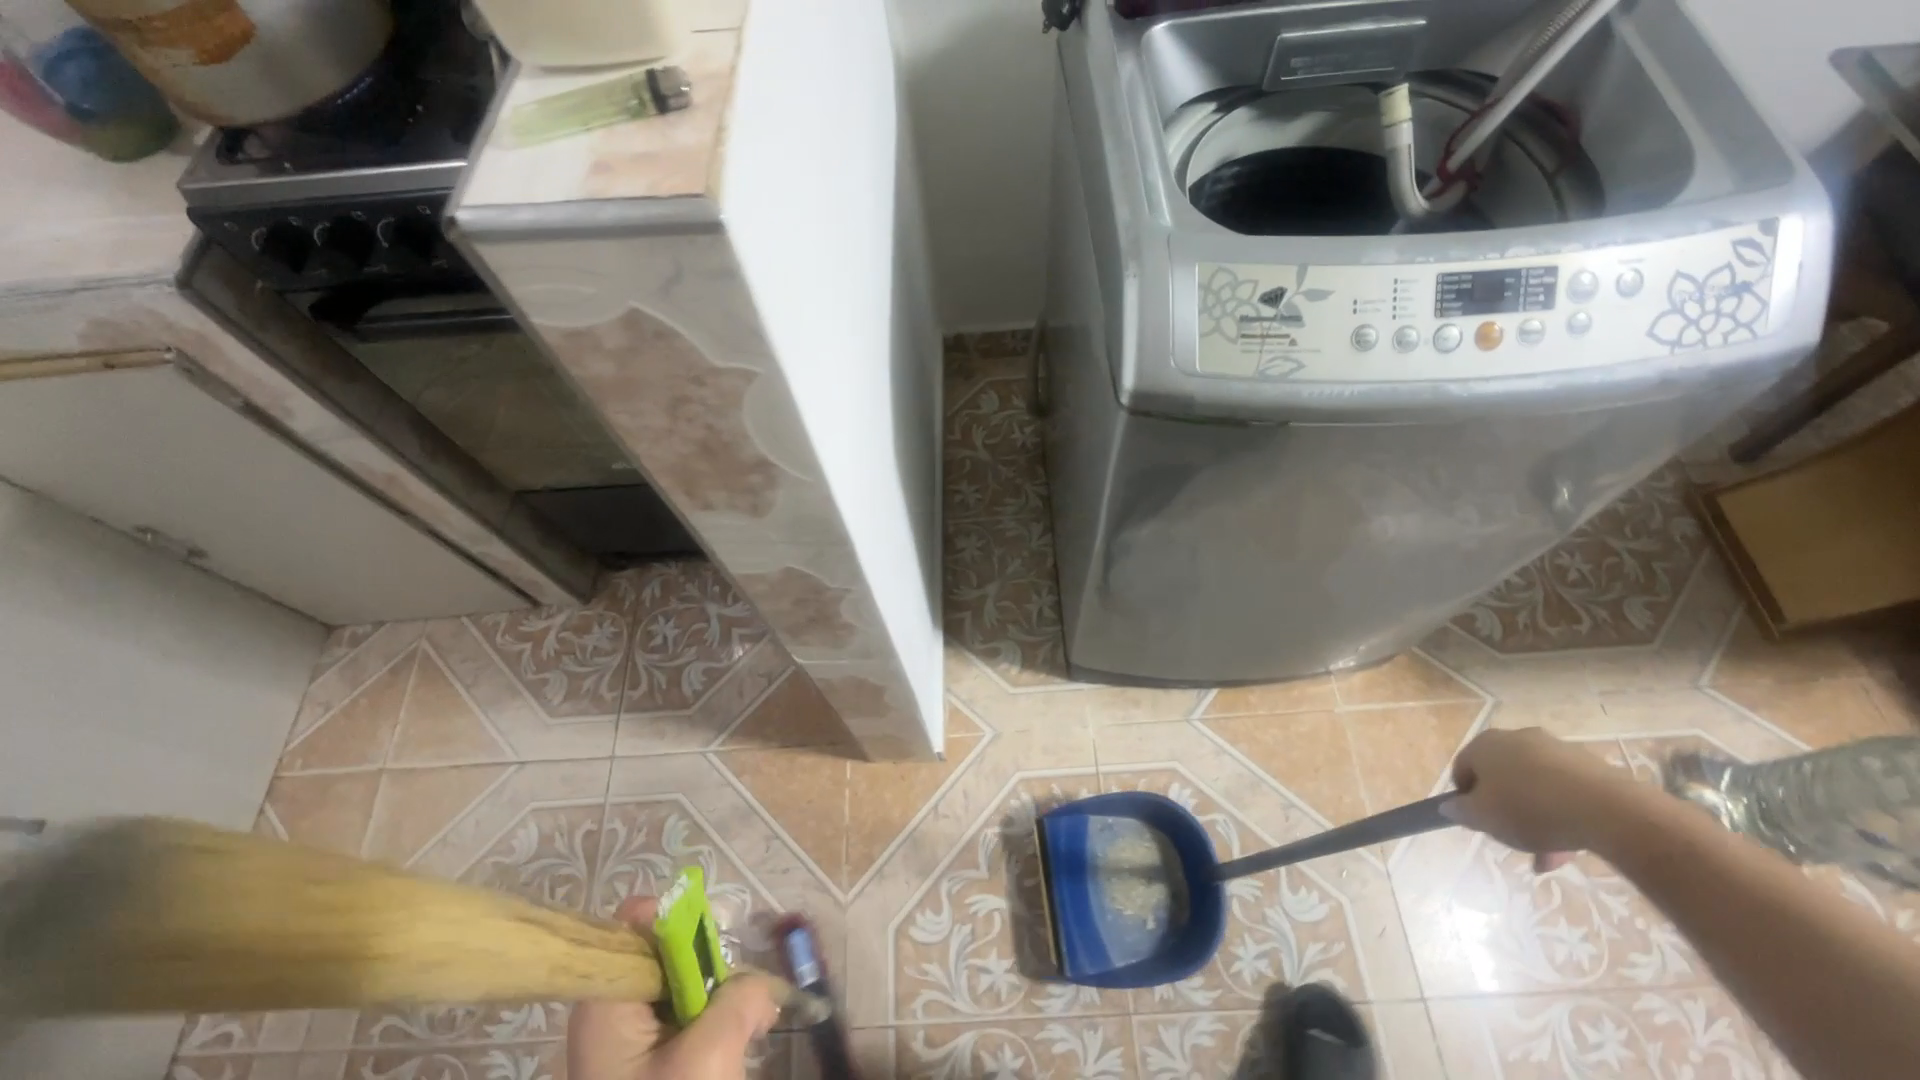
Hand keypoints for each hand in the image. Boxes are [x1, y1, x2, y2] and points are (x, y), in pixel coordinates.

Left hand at [568, 896, 781, 1079]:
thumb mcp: (710, 1058)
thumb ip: (741, 1001)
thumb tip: (762, 984)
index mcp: (606, 1001)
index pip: (633, 923)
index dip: (678, 920)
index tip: (719, 942)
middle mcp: (608, 1011)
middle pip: (662, 953)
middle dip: (709, 966)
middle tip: (742, 994)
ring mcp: (624, 1042)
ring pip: (678, 989)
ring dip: (719, 999)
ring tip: (748, 1025)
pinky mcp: (642, 1066)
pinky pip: (681, 1022)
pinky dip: (712, 1024)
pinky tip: (735, 1045)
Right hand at [1442, 727, 1647, 872]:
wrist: (1608, 810)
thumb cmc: (1529, 809)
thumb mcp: (1482, 818)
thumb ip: (1460, 811)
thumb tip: (1450, 806)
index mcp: (1485, 744)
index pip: (1462, 768)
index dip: (1464, 797)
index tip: (1477, 822)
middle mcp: (1518, 738)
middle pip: (1501, 778)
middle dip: (1504, 811)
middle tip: (1511, 839)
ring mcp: (1557, 749)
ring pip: (1535, 787)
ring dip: (1535, 818)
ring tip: (1546, 856)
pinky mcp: (1590, 765)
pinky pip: (1565, 791)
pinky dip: (1562, 814)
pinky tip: (1570, 845)